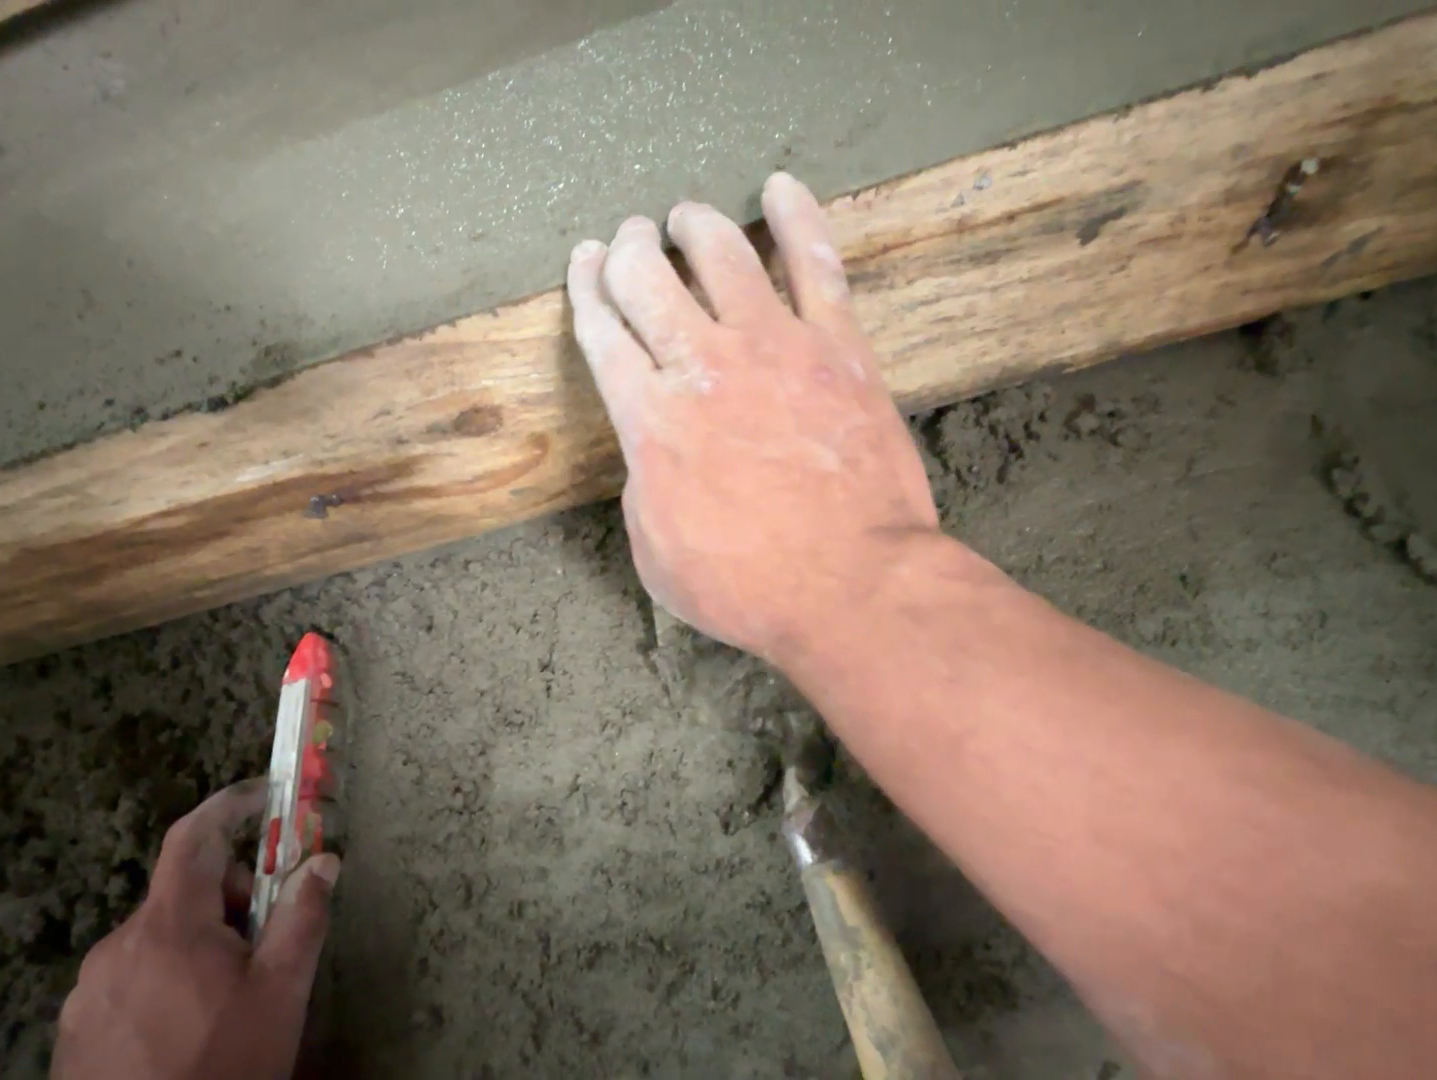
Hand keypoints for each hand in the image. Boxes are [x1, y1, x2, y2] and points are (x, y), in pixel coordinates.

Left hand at [52, 779, 338, 1079]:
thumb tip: (323, 860)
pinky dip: (167, 975)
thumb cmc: (223, 1061)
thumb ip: (303, 915)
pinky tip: (187, 1025)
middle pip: (183, 892)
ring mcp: (89, 990)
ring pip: (159, 936)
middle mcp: (117, 947)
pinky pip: (132, 974)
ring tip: (229, 994)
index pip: (193, 840)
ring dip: (200, 941)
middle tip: (264, 940)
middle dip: (232, 899)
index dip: (229, 806)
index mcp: (168, 927)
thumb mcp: (281, 989)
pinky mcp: (76, 1029)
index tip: (265, 795)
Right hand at [566, 172, 936, 658]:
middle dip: (629, 249)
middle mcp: (701, 364)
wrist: (850, 584)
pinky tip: (782, 186)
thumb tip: (655, 451)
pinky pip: (816, 261)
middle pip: (648, 278)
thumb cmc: (748, 586)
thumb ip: (644, 485)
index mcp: (649, 417)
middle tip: (631, 238)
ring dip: (695, 224)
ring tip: (686, 215)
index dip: (586, 288)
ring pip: (722, 253)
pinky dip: (799, 215)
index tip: (586, 264)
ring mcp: (773, 345)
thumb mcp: (656, 554)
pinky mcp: (837, 345)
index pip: (601, 330)